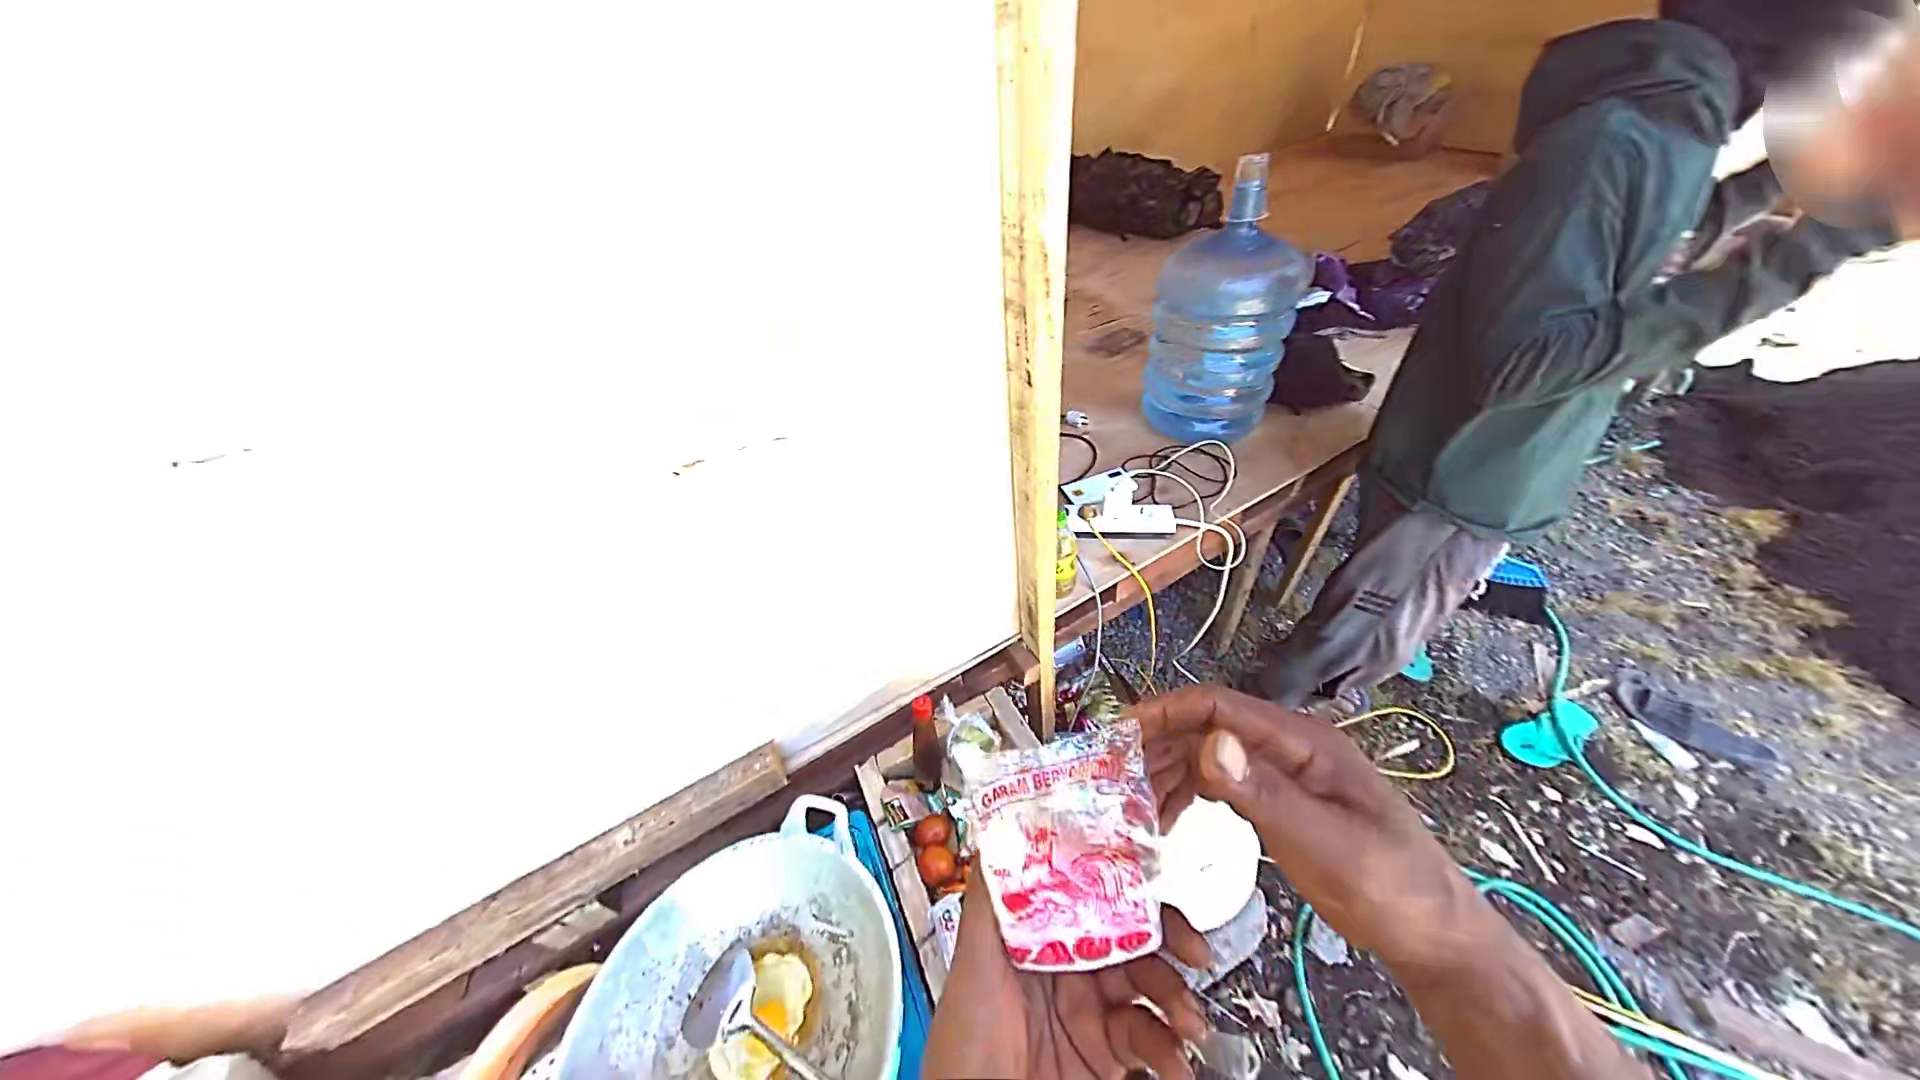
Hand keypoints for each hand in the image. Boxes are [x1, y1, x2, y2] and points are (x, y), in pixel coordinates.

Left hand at [922, 874, 1212, 1079]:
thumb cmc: (966, 1039)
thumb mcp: (973, 959)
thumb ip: (989, 898)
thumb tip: (1001, 832)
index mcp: (1041, 936)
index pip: (1091, 898)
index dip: (1126, 888)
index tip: (1154, 888)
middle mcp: (1070, 967)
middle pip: (1130, 938)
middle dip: (1168, 939)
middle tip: (1193, 950)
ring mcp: (1091, 1012)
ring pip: (1148, 986)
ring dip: (1176, 996)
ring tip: (1187, 1019)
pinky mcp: (1108, 1056)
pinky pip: (1150, 1042)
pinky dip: (1169, 1049)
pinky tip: (1174, 1061)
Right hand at [1135, 684, 1496, 972]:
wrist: (1431, 935)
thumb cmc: (1389, 885)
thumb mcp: (1325, 842)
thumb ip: (1264, 793)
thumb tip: (1208, 741)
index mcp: (1300, 740)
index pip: (1219, 706)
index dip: (1166, 711)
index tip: (1122, 731)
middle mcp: (1283, 747)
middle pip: (1204, 729)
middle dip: (1158, 747)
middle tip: (1118, 777)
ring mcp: (1277, 773)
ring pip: (1205, 756)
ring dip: (1167, 774)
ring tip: (1137, 806)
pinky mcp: (1273, 799)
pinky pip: (1216, 785)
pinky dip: (1185, 794)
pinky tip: (1167, 819)